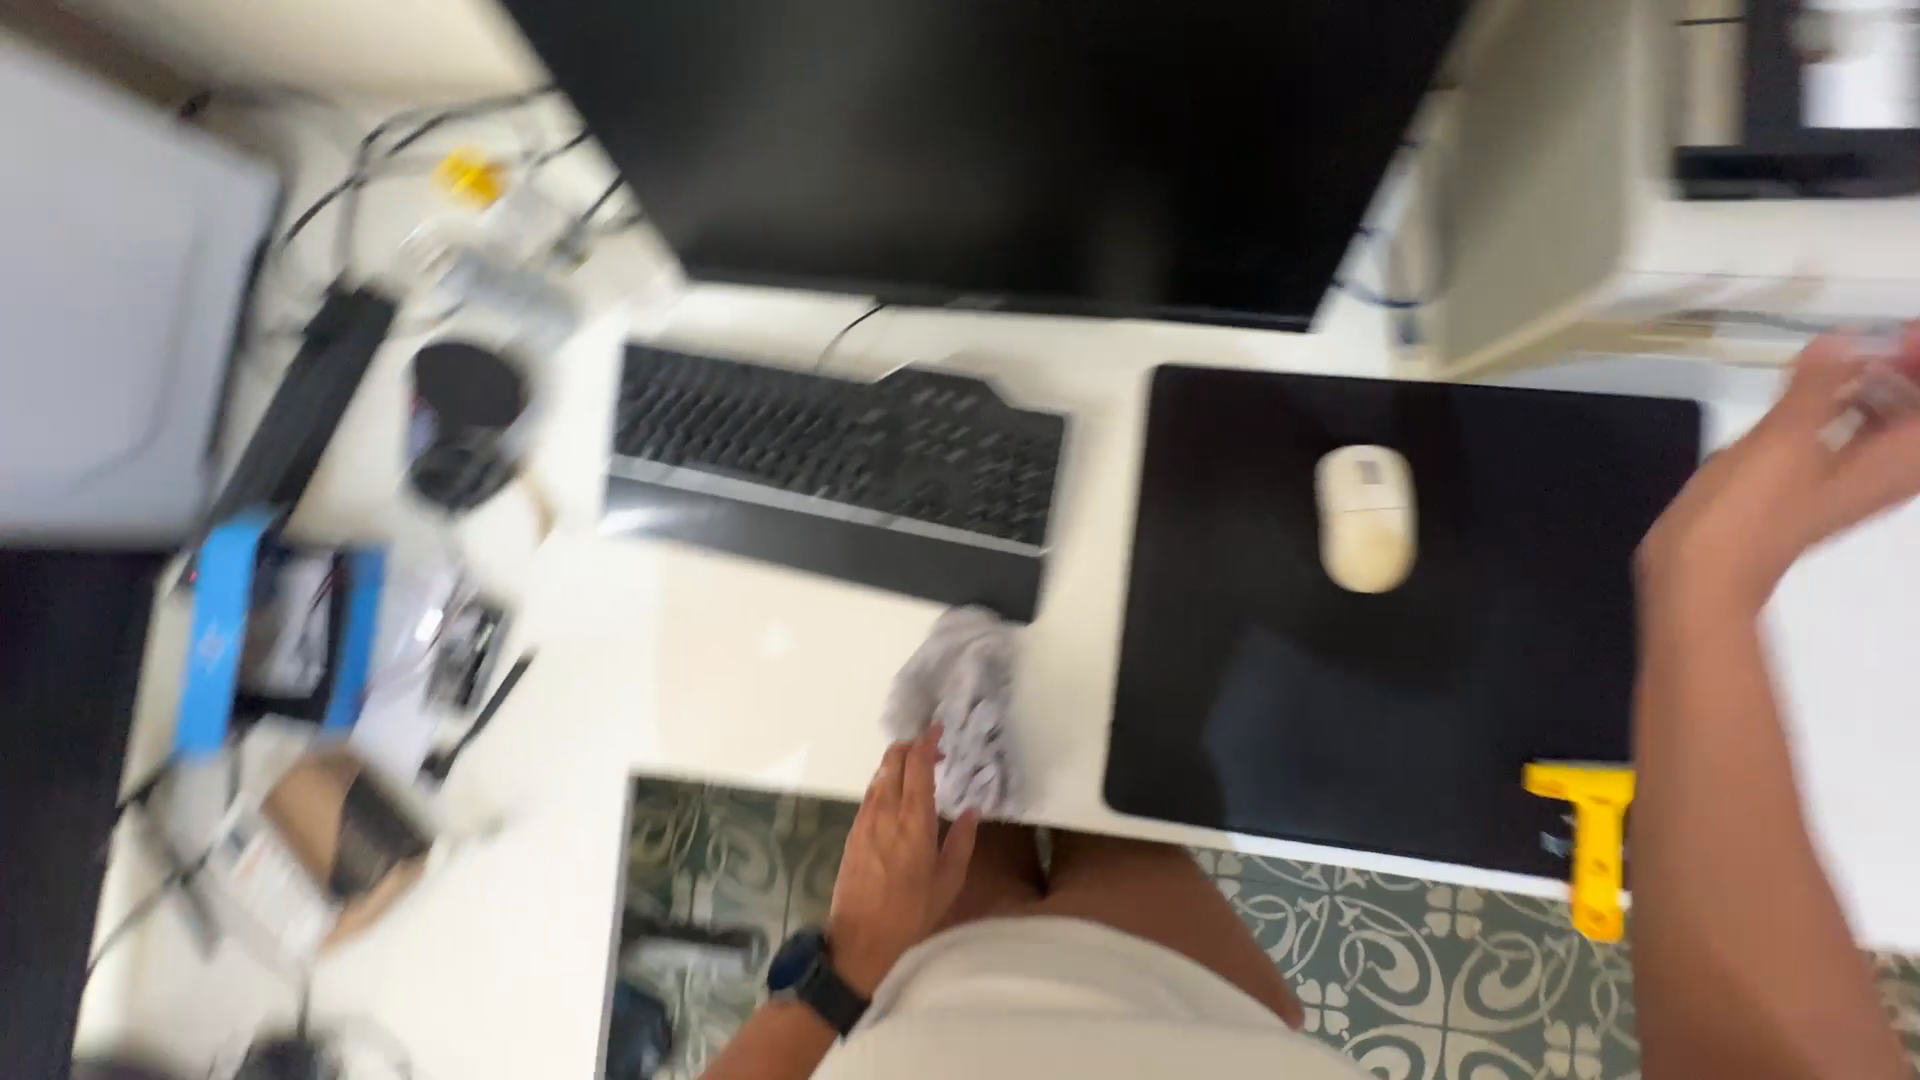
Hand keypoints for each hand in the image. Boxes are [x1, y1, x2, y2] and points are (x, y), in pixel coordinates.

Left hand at [827, 724, 979, 996]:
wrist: (859, 939)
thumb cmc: (910, 914)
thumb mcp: (948, 882)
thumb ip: (962, 841)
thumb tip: (972, 810)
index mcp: (913, 820)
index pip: (917, 764)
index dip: (927, 741)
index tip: (938, 730)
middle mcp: (886, 811)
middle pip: (893, 760)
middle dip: (912, 745)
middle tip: (932, 749)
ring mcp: (865, 819)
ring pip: (879, 774)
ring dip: (898, 762)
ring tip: (918, 768)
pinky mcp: (854, 830)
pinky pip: (871, 792)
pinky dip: (886, 781)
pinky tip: (898, 794)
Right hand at [1640, 328, 1919, 607]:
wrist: (1703, 572)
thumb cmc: (1746, 511)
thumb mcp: (1780, 441)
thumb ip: (1815, 387)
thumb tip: (1842, 340)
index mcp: (1904, 457)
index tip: (1890, 331)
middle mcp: (1895, 468)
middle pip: (1919, 408)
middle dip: (1906, 369)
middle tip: (1868, 340)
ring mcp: (1856, 478)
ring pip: (1893, 420)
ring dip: (1877, 385)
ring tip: (1836, 362)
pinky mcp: (1818, 485)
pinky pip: (1854, 436)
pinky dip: (1844, 411)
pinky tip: (1807, 399)